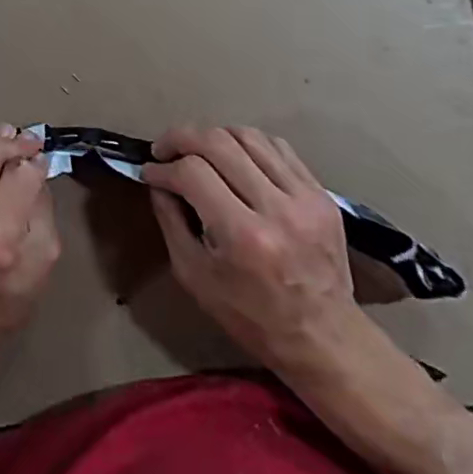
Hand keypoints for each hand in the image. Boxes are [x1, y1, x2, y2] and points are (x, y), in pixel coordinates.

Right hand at [142, 126, 359, 368]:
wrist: (324, 338)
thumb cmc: (249, 314)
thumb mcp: (193, 274)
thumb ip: (170, 220)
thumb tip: (157, 181)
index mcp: (243, 235)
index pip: (192, 172)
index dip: (162, 167)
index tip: (148, 172)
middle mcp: (277, 208)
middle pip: (218, 142)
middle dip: (180, 138)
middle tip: (163, 150)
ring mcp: (305, 197)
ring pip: (248, 135)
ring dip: (213, 136)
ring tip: (197, 151)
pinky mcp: (321, 194)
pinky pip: (277, 146)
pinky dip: (246, 144)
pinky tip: (233, 158)